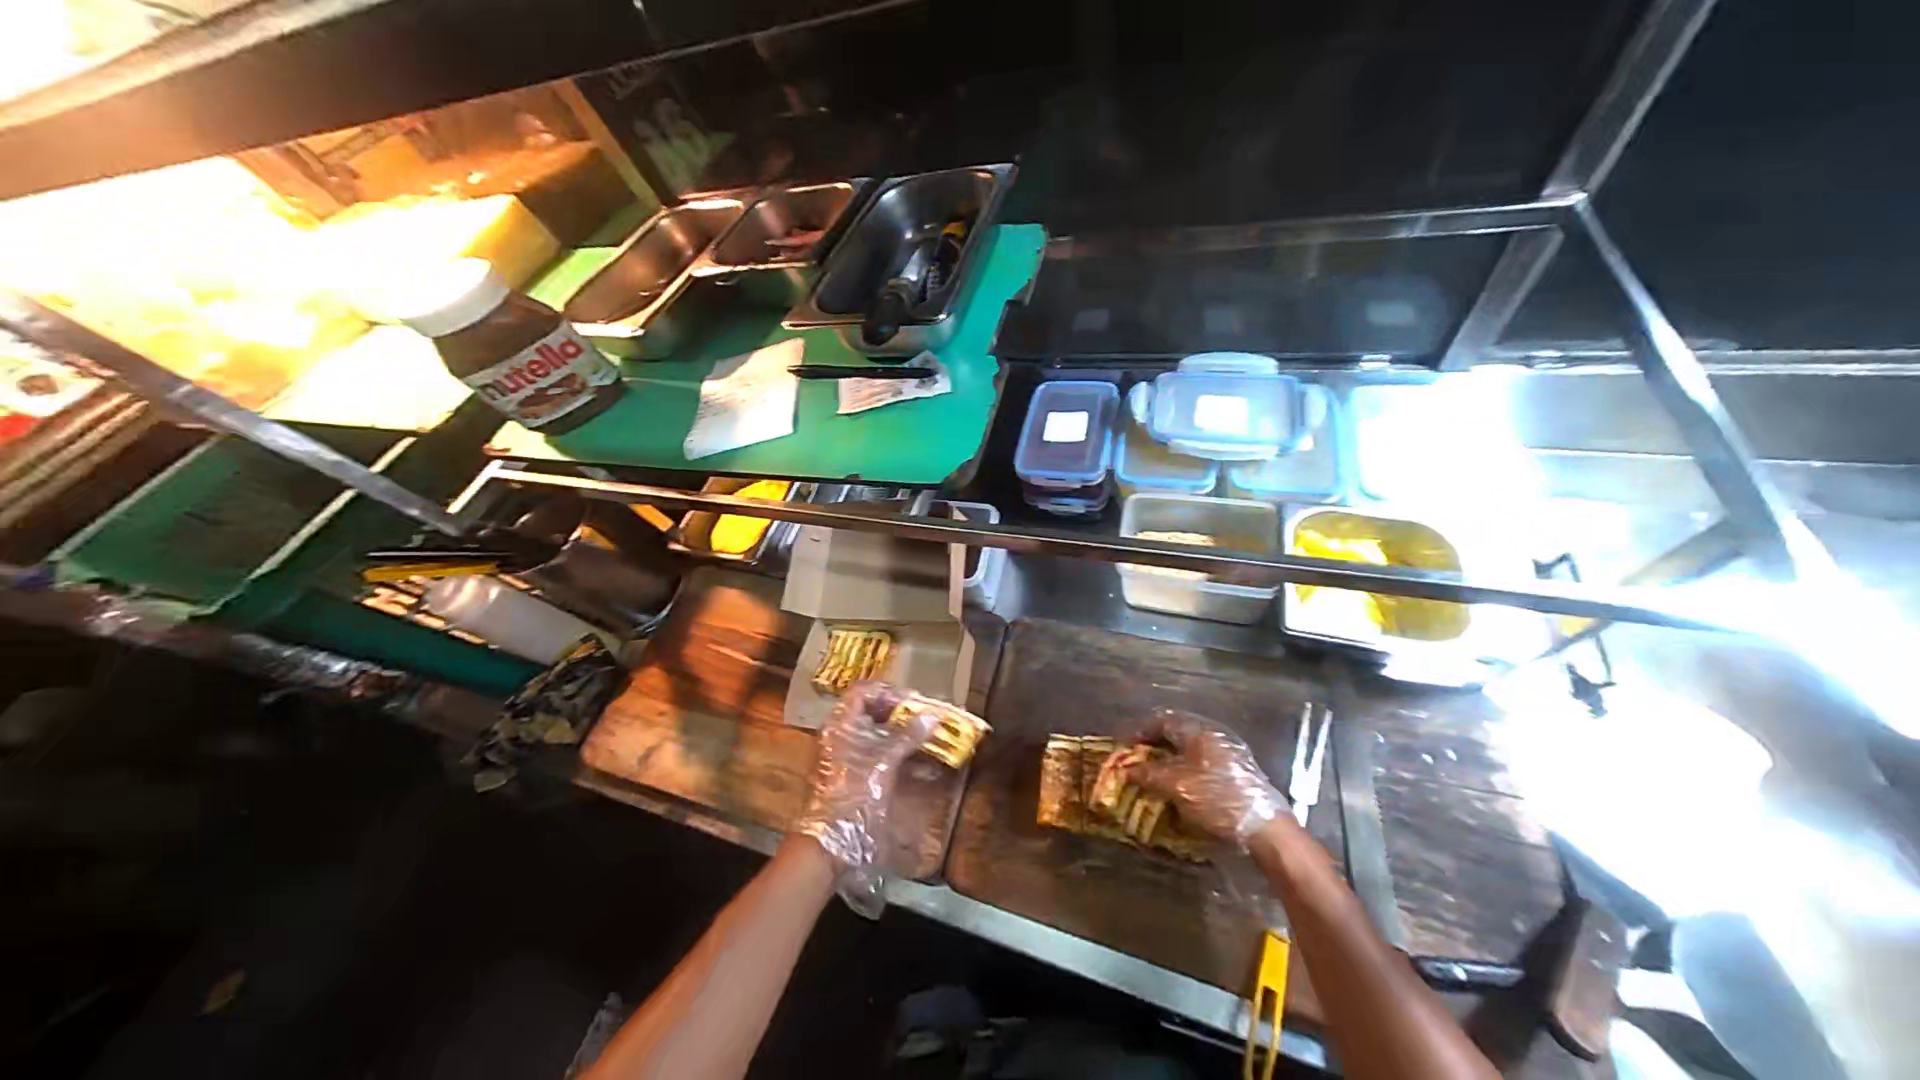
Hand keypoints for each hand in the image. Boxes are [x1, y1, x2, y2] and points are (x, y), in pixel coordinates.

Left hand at [792, 681, 940, 917]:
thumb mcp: (883, 762)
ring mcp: (848, 757)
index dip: (888, 692)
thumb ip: (907, 736)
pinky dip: (901, 756)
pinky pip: (880, 756)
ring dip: (904, 735)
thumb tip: (933, 714)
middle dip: (902, 714)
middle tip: (928, 718)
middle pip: (872, 712)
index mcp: (841, 725)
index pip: (863, 692)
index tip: (914, 701)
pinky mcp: (856, 776)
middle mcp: (841, 736)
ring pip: (878, 736)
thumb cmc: (854, 794)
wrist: (831, 842)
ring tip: (931, 738)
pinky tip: (924, 766)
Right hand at [1119, 708, 1286, 847]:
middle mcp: (1213, 736)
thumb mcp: (1176, 785)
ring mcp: (1226, 755)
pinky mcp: (1233, 774)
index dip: (1138, 730)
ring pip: (1187, 750)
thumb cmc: (1217, 798)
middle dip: (1151, 746)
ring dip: (1166, 761)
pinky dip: (1181, 771)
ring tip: (1149, 776)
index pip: (1162, 720)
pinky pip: (1198, 764)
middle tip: (1133, 760)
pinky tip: (1174, 787)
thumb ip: (1148, 774)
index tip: (1121, 745)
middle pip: (1175, 734)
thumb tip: (1126, 770)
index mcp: (1199, 731)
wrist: (1265, 830)